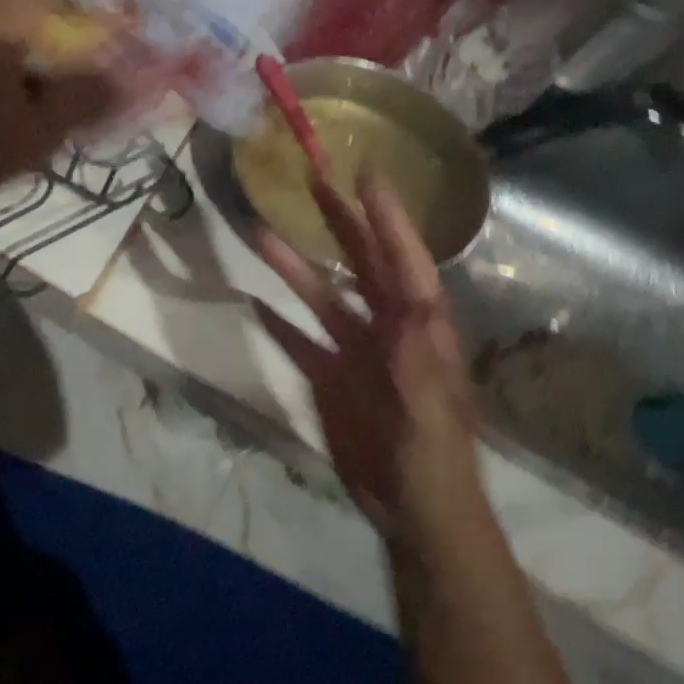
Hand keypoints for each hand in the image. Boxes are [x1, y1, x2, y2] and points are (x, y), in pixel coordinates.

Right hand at [250, 164, 478, 529]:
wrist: (411, 511)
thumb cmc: (432, 460)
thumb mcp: (429, 411)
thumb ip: (420, 360)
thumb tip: (415, 305)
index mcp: (420, 328)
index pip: (404, 260)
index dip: (387, 217)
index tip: (366, 173)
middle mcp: (387, 328)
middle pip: (360, 264)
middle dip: (339, 223)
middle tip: (312, 180)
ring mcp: (354, 352)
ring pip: (320, 297)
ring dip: (293, 266)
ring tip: (258, 233)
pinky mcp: (328, 378)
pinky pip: (298, 340)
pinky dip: (277, 320)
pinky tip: (251, 300)